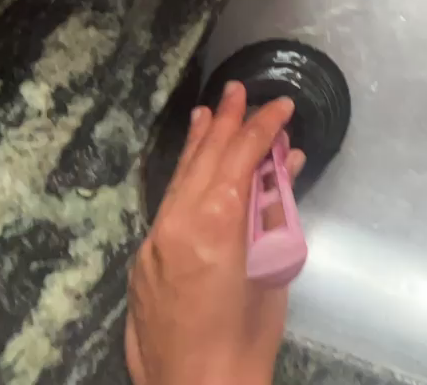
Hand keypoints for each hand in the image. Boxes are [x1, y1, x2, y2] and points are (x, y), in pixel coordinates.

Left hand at [126, 82, 306, 384]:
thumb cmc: (248, 336)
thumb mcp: (273, 267)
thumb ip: (268, 215)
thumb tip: (277, 172)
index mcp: (216, 222)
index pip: (241, 156)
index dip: (263, 126)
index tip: (281, 105)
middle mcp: (178, 222)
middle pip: (206, 157)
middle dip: (226, 121)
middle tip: (238, 90)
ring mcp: (155, 241)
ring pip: (181, 177)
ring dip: (198, 142)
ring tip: (208, 110)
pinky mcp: (145, 260)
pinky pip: (169, 203)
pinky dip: (184, 177)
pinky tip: (190, 165)